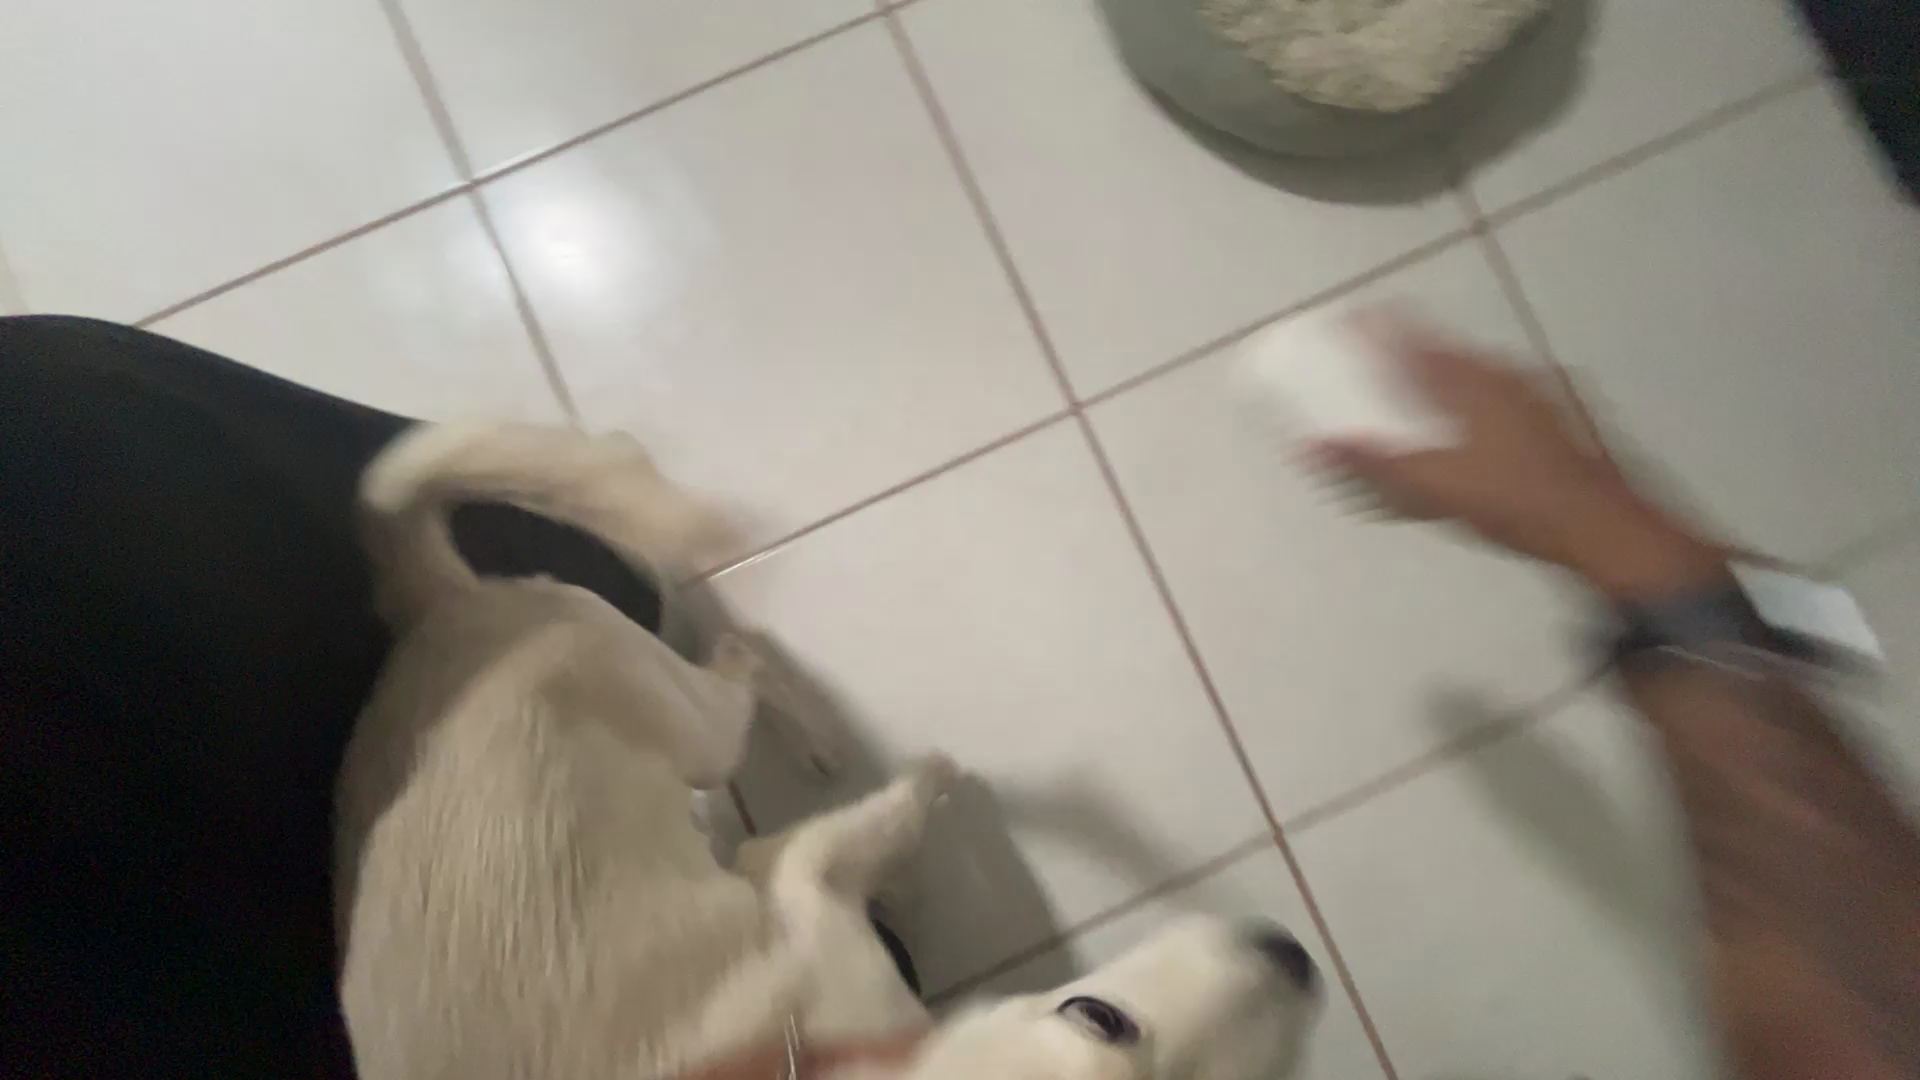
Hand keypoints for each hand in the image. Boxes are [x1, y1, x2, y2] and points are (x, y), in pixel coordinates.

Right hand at [1309, 318, 1724, 599]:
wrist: (1603, 530)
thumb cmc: (1511, 499)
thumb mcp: (1430, 484)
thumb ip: (1370, 463)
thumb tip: (1314, 445)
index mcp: (1473, 384)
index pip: (1415, 344)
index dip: (1383, 328)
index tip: (1357, 312)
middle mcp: (1506, 380)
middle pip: (1444, 360)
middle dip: (1409, 361)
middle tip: (1382, 360)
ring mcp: (1537, 400)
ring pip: (1472, 384)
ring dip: (1438, 388)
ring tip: (1417, 401)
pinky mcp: (1555, 425)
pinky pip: (1495, 407)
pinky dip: (1466, 414)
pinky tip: (1461, 441)